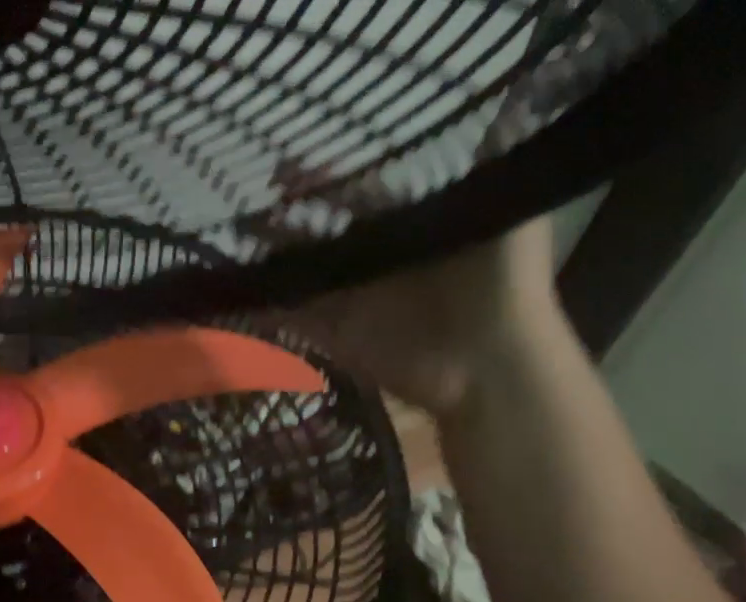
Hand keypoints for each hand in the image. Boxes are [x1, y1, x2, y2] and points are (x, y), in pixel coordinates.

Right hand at [251, 164, 564, 416]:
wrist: (492, 363)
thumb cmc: (503, 283)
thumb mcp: (509, 209)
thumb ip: (501, 160)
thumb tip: (516, 95)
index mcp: (410, 227)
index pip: (357, 195)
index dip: (323, 182)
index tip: (283, 168)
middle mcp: (377, 261)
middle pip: (321, 235)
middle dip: (284, 222)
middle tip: (246, 209)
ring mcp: (355, 303)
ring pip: (301, 276)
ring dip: (268, 262)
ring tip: (229, 245)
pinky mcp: (340, 340)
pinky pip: (294, 322)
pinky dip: (264, 312)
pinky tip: (232, 295)